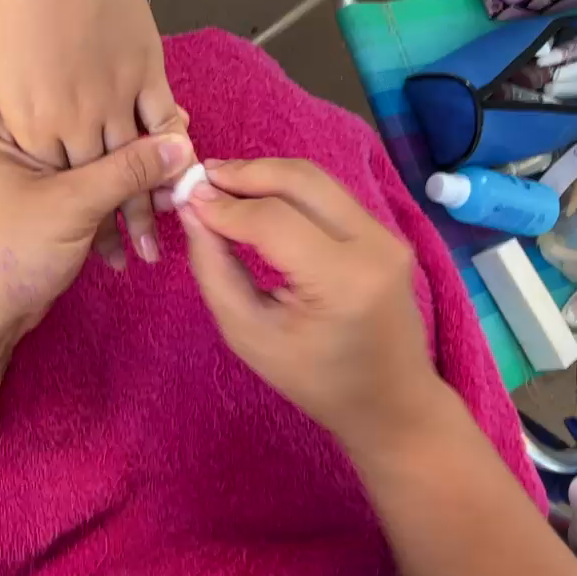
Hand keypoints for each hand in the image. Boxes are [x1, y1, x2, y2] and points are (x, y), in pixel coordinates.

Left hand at [0, 0, 189, 270]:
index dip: (79, 220)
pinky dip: (177, 144)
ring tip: (169, 228)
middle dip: (121, 223)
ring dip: (155, 197)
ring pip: (140, 157)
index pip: (57, 183)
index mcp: (31, 119)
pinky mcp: (148, 62)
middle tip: (135, 258)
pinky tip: (185, 166)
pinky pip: (167, 116)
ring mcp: (117, 88)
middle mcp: (79, 113)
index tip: (95, 254)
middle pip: (102, 179)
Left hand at [0, 119, 193, 342]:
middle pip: (97, 133)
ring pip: (102, 165)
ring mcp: (43, 176)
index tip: (178, 121)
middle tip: (185, 158)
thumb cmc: (13, 250)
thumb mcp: (72, 204)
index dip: (132, 110)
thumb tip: (183, 145)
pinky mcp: (57, 204)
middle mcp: (27, 142)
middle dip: (144, 152)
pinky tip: (157, 209)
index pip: (80, 101)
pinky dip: (126, 202)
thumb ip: (127, 171)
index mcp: (13, 127)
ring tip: (174, 193)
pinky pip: (99, 191)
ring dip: (140, 183)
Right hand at [177, 159, 454, 452]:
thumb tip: (191, 210)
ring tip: (219, 182)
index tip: (184, 199)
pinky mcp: (385, 231)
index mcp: (343, 281)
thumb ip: (214, 269)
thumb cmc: (315, 380)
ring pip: (315, 178)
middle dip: (243, 172)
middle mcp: (373, 245)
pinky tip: (254, 196)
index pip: (273, 221)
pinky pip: (327, 193)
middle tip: (199, 177)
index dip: (224, 205)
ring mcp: (386, 234)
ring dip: (263, 174)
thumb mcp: (248, 335)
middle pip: (299, 180)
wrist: (392, 402)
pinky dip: (285, 187)